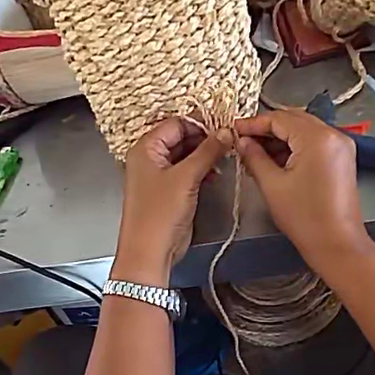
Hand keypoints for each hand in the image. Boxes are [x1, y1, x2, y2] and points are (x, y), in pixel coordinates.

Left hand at [116, 118, 229, 284]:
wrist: (151, 251)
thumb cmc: (159, 214)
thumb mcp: (186, 177)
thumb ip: (208, 151)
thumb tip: (225, 132)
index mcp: (146, 148)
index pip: (176, 123)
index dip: (200, 123)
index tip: (224, 127)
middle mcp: (151, 158)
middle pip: (181, 138)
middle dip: (205, 140)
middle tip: (228, 143)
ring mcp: (160, 175)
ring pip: (187, 155)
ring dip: (206, 156)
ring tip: (224, 158)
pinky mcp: (171, 191)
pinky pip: (188, 171)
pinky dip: (202, 170)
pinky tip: (215, 174)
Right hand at [233, 110, 371, 267]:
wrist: (337, 244)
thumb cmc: (304, 217)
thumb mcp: (272, 185)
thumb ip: (255, 157)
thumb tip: (242, 141)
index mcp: (317, 138)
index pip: (279, 118)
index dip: (253, 123)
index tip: (234, 130)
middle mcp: (333, 135)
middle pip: (294, 119)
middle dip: (267, 129)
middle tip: (243, 140)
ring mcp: (341, 146)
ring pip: (304, 130)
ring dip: (281, 138)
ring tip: (256, 153)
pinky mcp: (343, 159)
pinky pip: (315, 142)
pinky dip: (295, 146)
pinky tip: (276, 159)